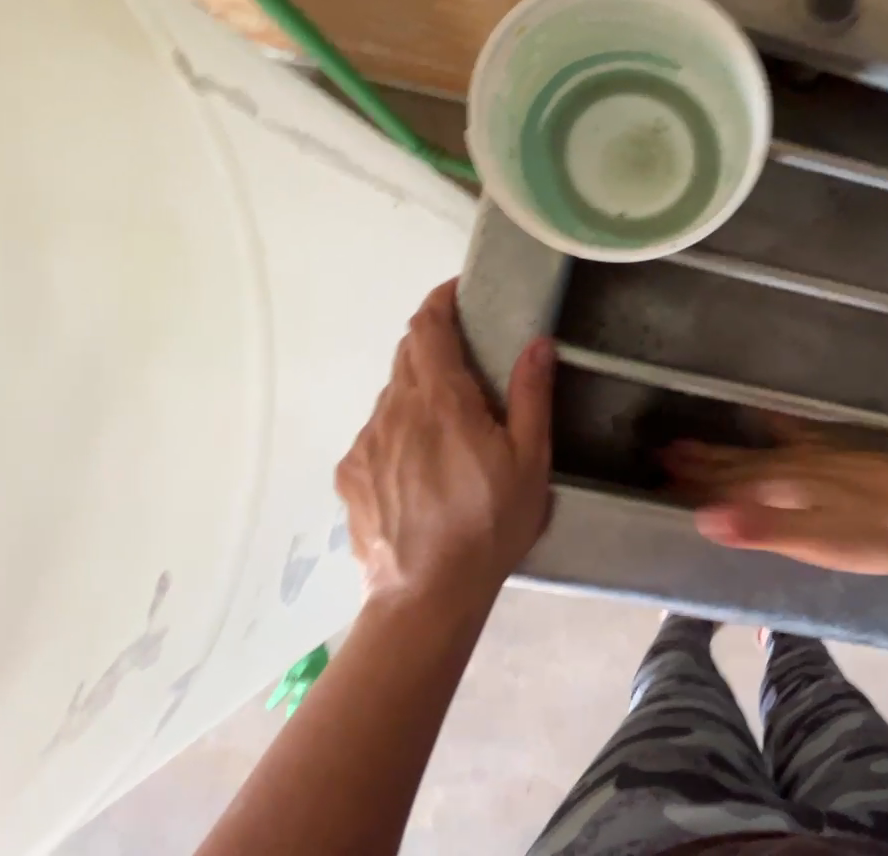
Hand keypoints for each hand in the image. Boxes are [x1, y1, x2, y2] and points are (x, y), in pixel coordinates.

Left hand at [335, 280, 554, 612]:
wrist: (426, 595)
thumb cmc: (490, 523)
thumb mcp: (530, 460)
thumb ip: (532, 396)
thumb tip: (537, 342)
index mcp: (440, 400)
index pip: (427, 327)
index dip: (440, 301)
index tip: (460, 292)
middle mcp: (392, 410)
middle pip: (407, 355)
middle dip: (435, 342)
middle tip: (471, 359)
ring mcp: (365, 443)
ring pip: (391, 395)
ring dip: (420, 390)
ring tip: (452, 424)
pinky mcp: (350, 474)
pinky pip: (376, 433)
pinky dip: (401, 429)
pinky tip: (424, 466)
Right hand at [662, 427, 887, 574]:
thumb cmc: (877, 534)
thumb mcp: (817, 540)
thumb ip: (762, 528)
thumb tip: (705, 517)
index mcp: (785, 485)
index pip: (728, 483)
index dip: (695, 482)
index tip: (660, 476)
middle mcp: (798, 462)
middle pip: (742, 461)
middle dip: (703, 460)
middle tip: (666, 451)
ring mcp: (824, 454)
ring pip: (765, 447)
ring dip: (731, 446)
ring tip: (704, 437)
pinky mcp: (848, 455)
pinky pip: (798, 435)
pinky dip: (778, 428)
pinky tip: (780, 423)